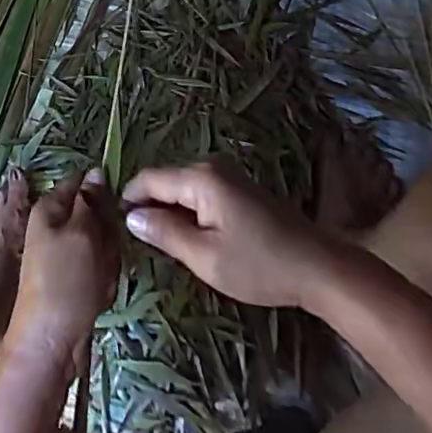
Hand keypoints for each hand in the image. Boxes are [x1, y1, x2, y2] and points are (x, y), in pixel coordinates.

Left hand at [8, 168, 119, 365]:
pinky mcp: (76, 278)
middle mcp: (56, 226)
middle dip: (108, 234)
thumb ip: (90, 200)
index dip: (102, 193)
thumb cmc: (64, 281)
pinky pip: (100, 268)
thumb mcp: (81, 232)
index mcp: (50, 207)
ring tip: (100, 278)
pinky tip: (98, 294)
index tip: (115, 208)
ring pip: (104, 243)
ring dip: (108, 261)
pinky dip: (104, 280)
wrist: (50, 342)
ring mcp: (67, 254)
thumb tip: (96, 170)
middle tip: (104, 253)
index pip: (83, 182)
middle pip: (97, 215)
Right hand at [122, 160, 338, 307]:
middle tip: (136, 240)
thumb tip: (132, 216)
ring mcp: (227, 174)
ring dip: (168, 210)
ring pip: (182, 187)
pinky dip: (187, 210)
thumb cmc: (259, 265)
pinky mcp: (237, 187)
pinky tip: (188, 236)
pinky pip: (199, 192)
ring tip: (160, 241)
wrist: (318, 267)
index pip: (149, 179)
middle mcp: (210, 166)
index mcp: (200, 178)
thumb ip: (165, 233)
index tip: (113, 224)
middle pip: (165, 180)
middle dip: (148, 205)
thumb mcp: (205, 257)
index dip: (128, 198)